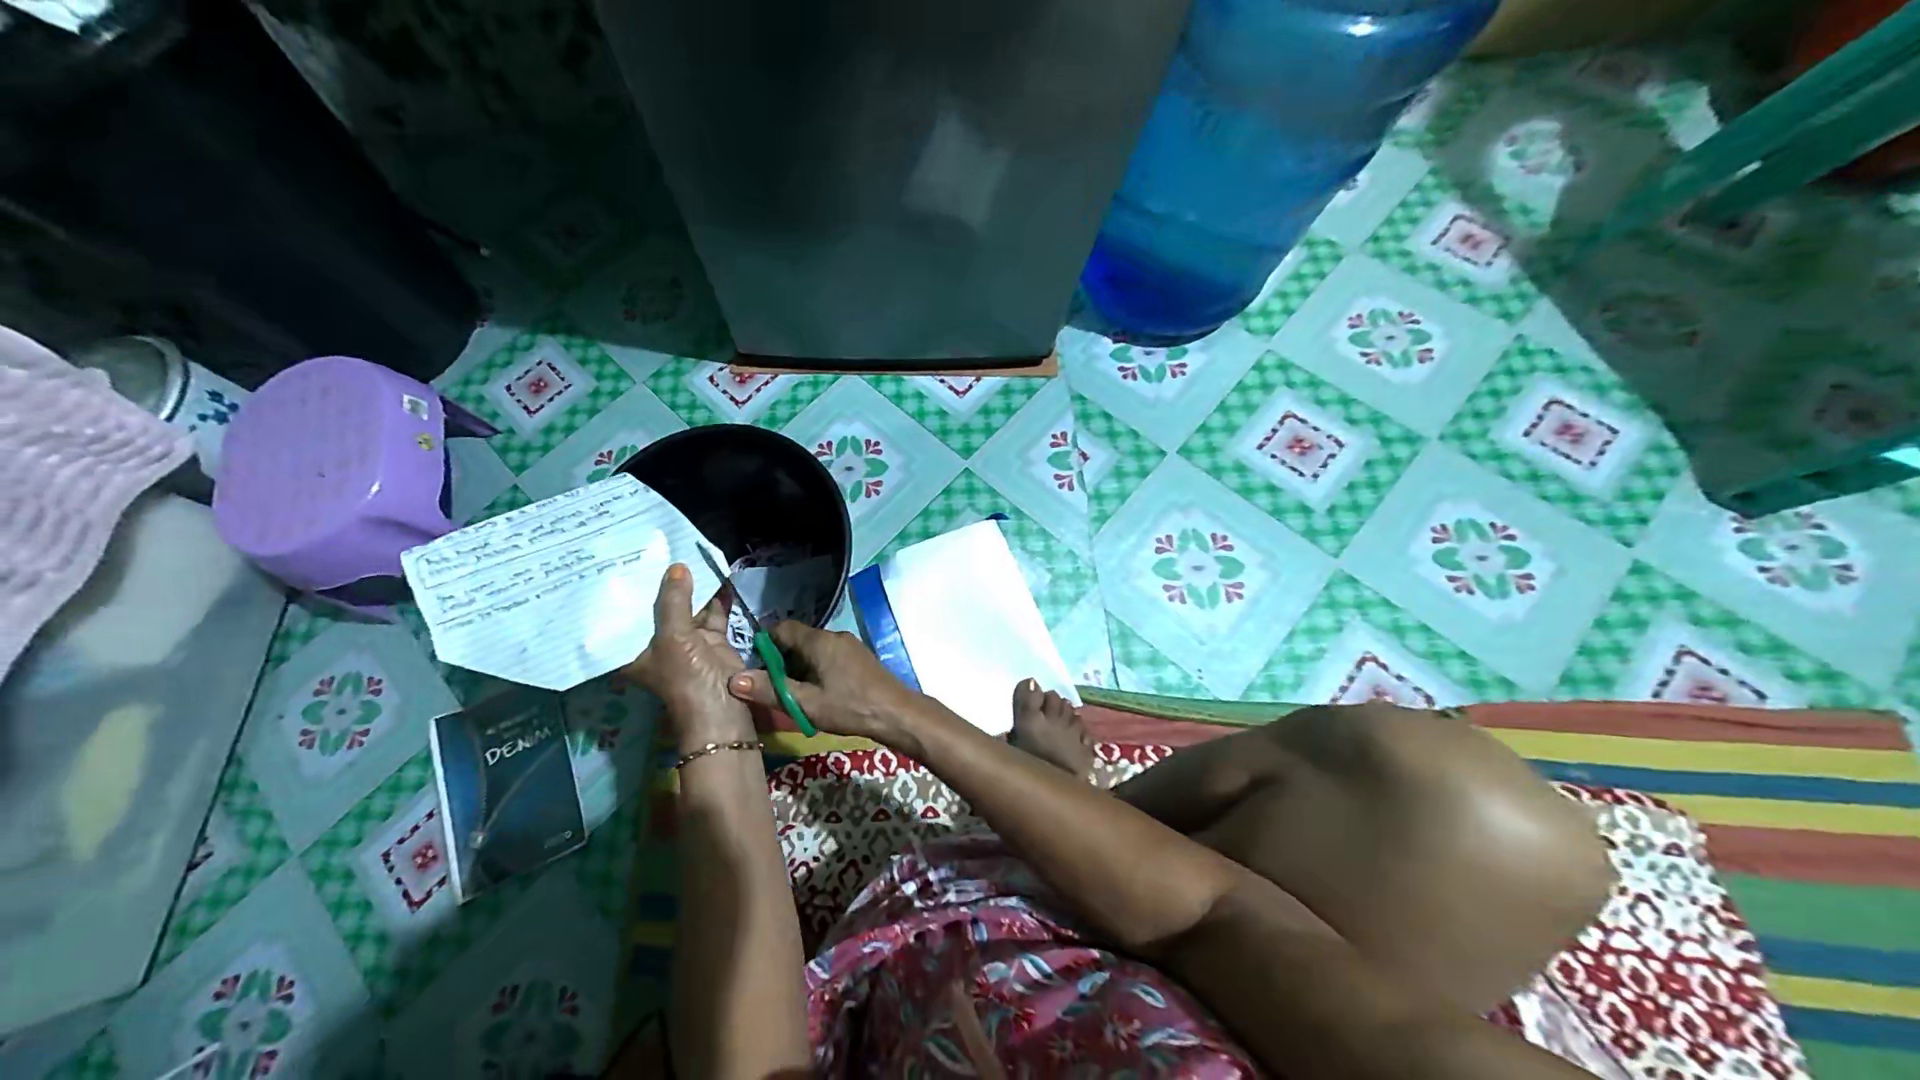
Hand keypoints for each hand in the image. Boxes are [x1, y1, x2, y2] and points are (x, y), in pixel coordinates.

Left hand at [622, 564, 752, 748]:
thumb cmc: (686, 678)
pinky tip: (719, 575)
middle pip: (660, 608)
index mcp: (634, 651)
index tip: (629, 558)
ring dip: (695, 587)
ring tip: (696, 555)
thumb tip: (677, 566)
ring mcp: (688, 644)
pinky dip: (718, 598)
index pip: (627, 614)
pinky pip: (713, 615)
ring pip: (690, 609)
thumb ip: (674, 600)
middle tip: (664, 547)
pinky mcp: (713, 643)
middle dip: (665, 583)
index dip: (630, 589)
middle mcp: (658, 645)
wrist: (724, 713)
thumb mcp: (673, 637)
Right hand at [726, 622, 927, 750]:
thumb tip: (734, 679)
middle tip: (773, 688)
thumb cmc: (849, 707)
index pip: (783, 628)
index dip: (765, 645)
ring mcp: (850, 645)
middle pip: (798, 639)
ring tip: (794, 695)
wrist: (896, 713)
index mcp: (819, 641)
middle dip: (782, 660)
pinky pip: (830, 656)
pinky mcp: (860, 658)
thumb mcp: (805, 703)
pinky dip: (817, 670)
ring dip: (800, 668)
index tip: (757, 668)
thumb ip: (770, 690)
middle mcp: (834, 636)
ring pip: (814, 650)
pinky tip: (818, 694)